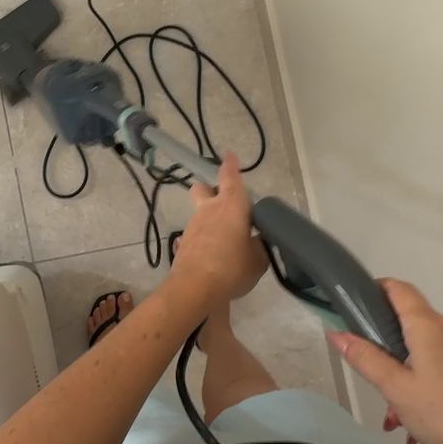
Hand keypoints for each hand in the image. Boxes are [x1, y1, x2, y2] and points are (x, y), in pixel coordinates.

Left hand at [167, 152, 267, 303]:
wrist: (195, 288)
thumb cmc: (233, 267)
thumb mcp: (258, 259)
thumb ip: (259, 245)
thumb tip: (257, 240)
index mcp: (231, 206)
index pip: (230, 178)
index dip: (230, 166)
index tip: (228, 155)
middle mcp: (208, 210)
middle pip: (203, 190)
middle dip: (210, 190)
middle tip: (222, 201)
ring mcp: (192, 226)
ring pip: (199, 214)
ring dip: (210, 221)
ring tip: (226, 241)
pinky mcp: (183, 243)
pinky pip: (195, 236)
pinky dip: (203, 241)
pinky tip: (212, 257)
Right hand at [327, 279, 442, 443]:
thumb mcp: (396, 390)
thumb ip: (365, 358)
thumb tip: (336, 333)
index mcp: (430, 328)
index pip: (400, 290)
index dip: (377, 289)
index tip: (357, 305)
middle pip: (413, 328)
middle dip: (389, 353)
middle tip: (377, 387)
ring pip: (432, 356)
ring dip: (410, 378)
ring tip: (402, 422)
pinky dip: (433, 389)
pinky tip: (428, 427)